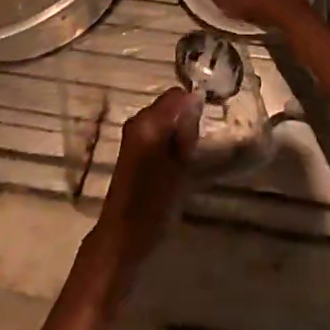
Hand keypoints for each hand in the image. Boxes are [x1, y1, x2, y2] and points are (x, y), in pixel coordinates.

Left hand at [91, 87, 201, 280]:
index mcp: (148, 123)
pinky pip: (156, 130)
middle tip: (196, 146)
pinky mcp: (131, 146)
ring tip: (188, 156)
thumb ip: (188, 129)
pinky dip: (168, 139)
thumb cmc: (156, 202)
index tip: (205, 125)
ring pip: (163, 118)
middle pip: (169, 104)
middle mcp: (137, 121)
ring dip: (177, 130)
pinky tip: (174, 161)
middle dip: (186, 118)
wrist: (124, 234)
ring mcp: (132, 133)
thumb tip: (197, 98)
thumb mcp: (181, 166)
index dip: (194, 105)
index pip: (178, 95)